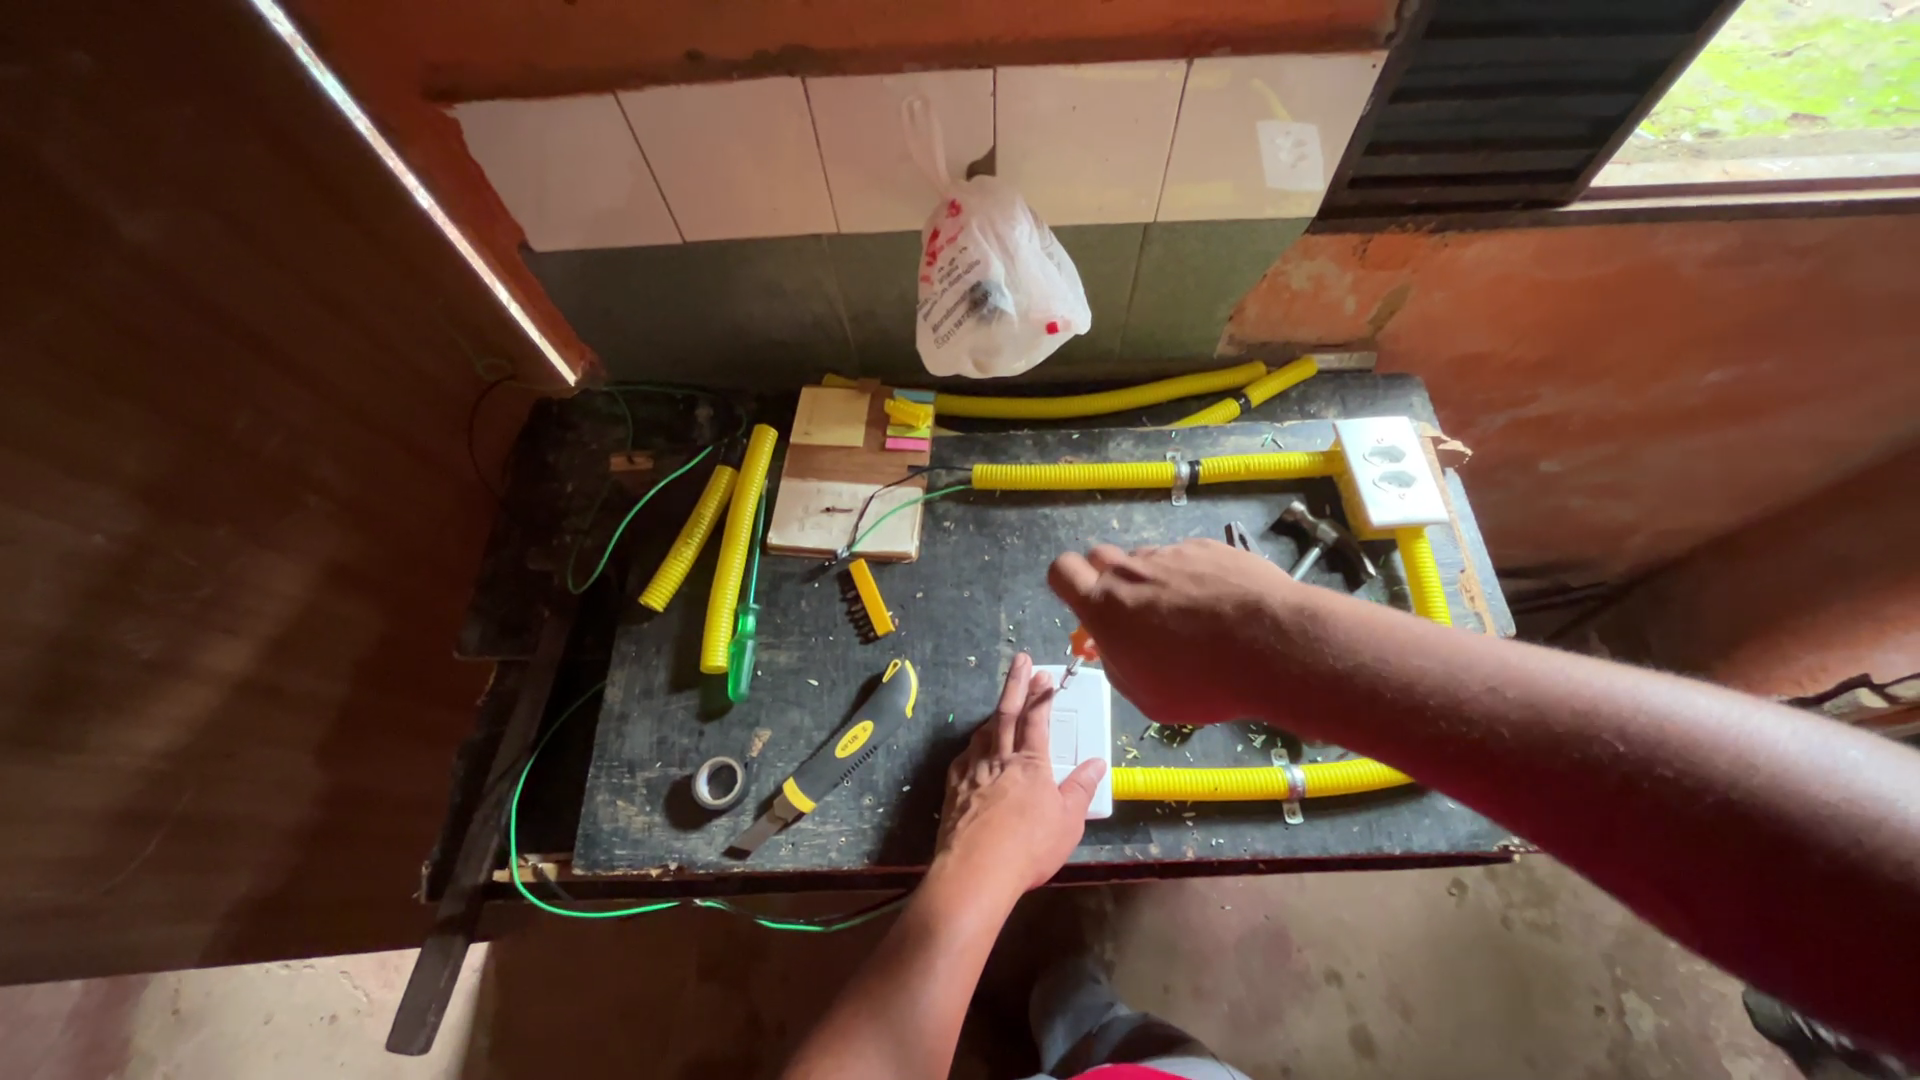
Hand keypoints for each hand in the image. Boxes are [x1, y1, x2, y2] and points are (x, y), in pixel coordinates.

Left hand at [935, 653, 1105, 899]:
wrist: (975, 871)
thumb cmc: (1029, 847)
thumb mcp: (1067, 821)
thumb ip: (1081, 789)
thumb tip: (1098, 763)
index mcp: (1031, 763)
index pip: (1038, 719)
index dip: (1042, 694)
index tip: (1045, 674)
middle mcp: (999, 758)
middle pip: (1007, 712)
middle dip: (1016, 683)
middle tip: (1021, 660)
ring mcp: (972, 770)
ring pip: (983, 731)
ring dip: (995, 713)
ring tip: (1002, 704)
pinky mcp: (953, 787)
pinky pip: (965, 756)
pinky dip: (974, 745)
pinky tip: (975, 749)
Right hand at [1048, 538, 1300, 726]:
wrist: (1275, 645)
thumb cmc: (1204, 682)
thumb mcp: (1146, 696)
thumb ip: (1118, 665)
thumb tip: (1113, 647)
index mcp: (1105, 606)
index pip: (1061, 571)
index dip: (1067, 583)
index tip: (1084, 602)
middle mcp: (1132, 571)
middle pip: (1099, 556)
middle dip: (1106, 578)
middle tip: (1132, 610)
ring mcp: (1171, 554)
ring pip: (1147, 560)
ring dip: (1154, 580)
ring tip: (1188, 614)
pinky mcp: (1208, 547)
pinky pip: (1187, 558)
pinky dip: (1193, 576)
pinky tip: (1220, 604)